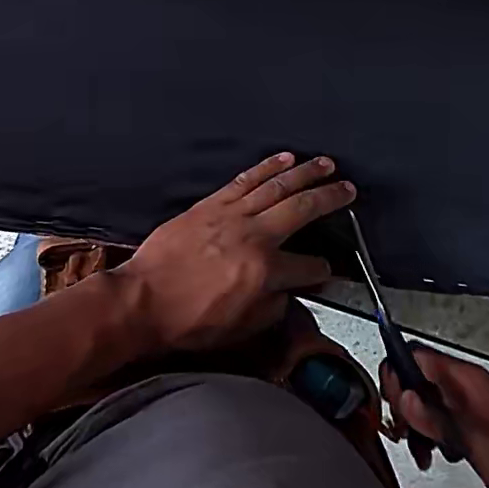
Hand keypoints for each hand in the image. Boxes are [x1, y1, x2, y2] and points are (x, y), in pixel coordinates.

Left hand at [112, 153, 355, 351]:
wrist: (140, 301)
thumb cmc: (186, 320)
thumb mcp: (239, 328)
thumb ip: (271, 308)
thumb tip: (286, 292)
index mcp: (264, 271)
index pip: (308, 266)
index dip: (322, 269)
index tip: (327, 268)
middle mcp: (254, 237)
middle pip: (302, 209)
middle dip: (330, 198)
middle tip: (347, 189)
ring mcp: (232, 216)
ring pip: (277, 186)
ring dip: (305, 172)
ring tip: (325, 163)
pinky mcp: (211, 205)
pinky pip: (245, 179)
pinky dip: (267, 167)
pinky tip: (284, 159)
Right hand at [382, 347, 488, 487]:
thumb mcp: (472, 441)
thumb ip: (435, 418)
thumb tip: (403, 396)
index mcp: (469, 380)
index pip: (419, 356)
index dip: (398, 373)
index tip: (391, 403)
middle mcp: (467, 387)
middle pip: (418, 377)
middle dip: (403, 402)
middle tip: (403, 430)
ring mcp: (468, 408)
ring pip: (425, 401)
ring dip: (414, 423)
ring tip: (419, 450)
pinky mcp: (470, 429)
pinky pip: (438, 421)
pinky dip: (428, 435)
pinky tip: (431, 455)